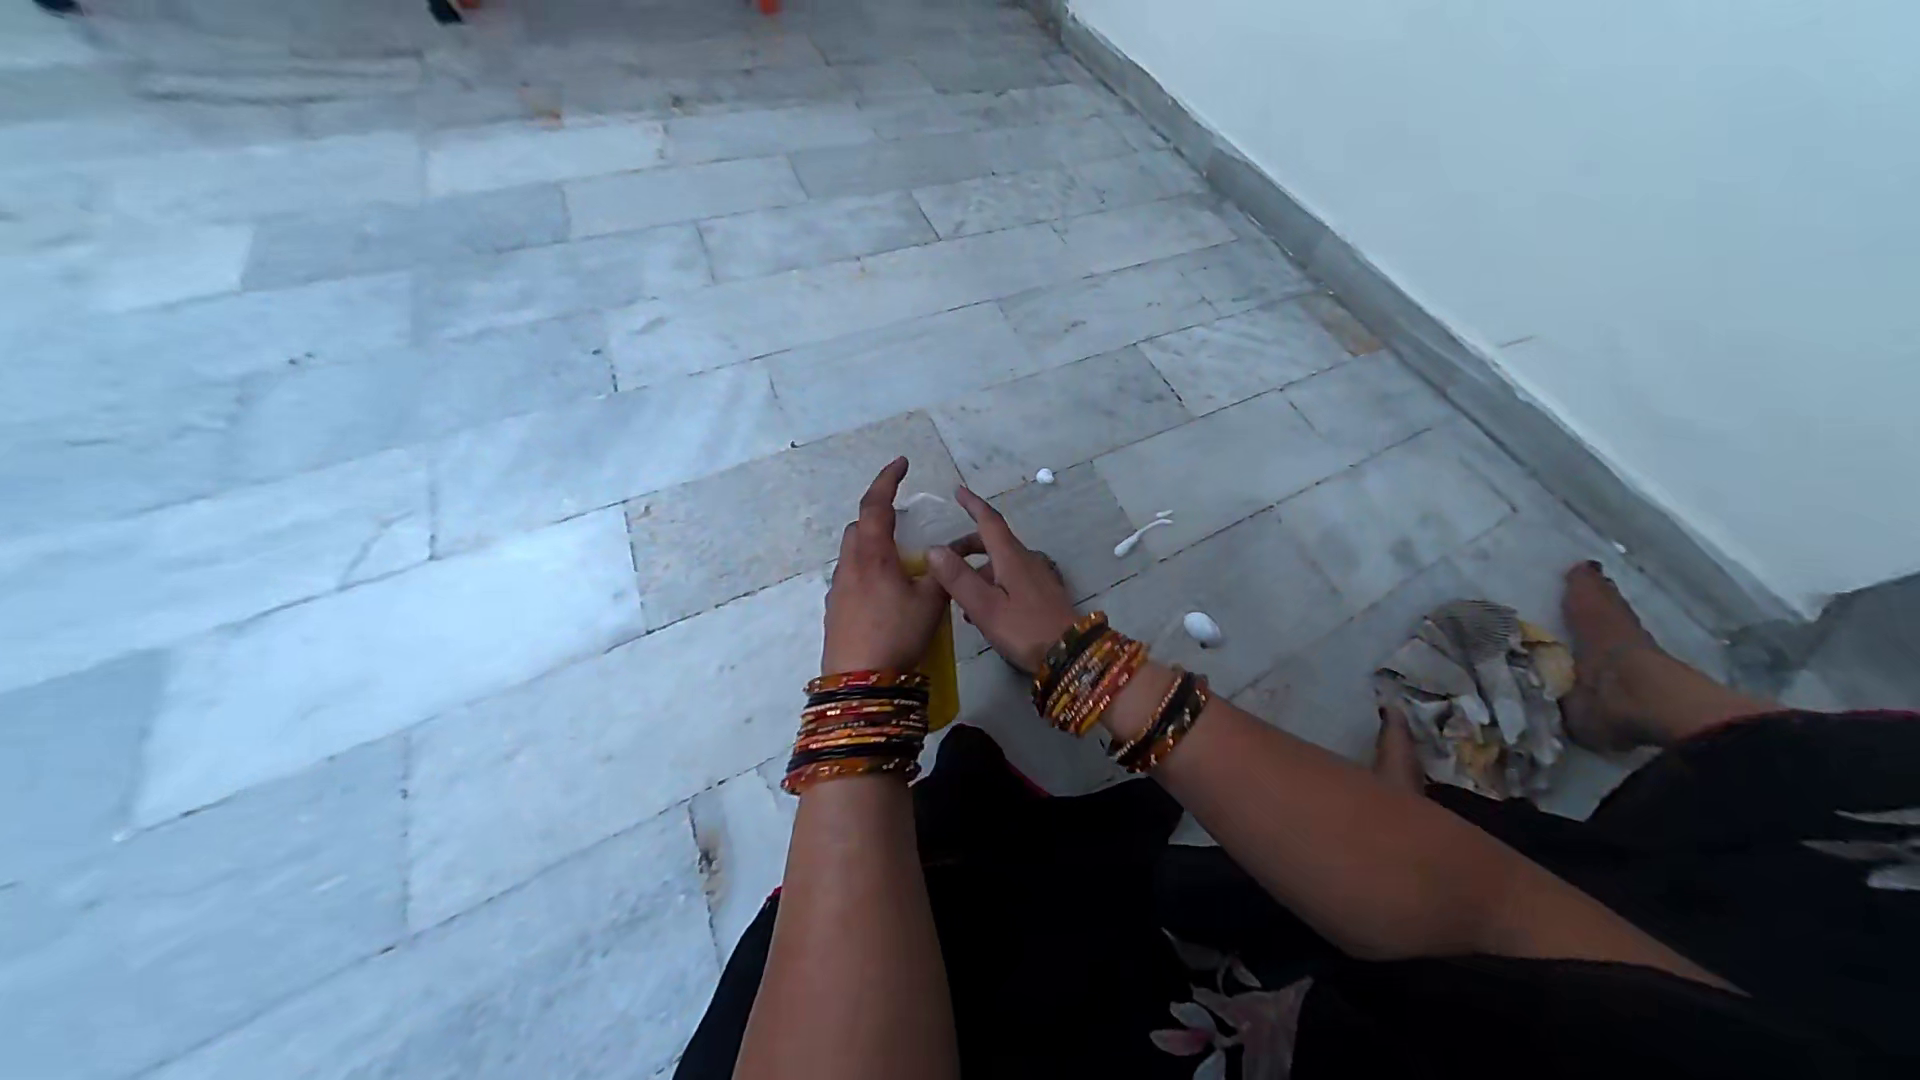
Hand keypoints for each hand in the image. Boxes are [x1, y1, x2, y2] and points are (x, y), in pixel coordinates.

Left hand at [821, 458, 951, 674]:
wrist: (859, 681)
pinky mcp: (834, 609)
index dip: (888, 479)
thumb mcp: (931, 603)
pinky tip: (886, 597)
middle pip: (859, 527)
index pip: (876, 504)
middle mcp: (849, 565)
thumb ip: (943, 574)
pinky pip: (851, 577)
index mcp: (872, 554)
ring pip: (853, 553)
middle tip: (905, 524)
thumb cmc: (896, 634)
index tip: (902, 462)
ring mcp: (837, 588)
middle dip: (880, 517)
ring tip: (900, 565)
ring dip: (873, 547)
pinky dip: (868, 572)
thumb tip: (948, 558)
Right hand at [924, 486, 1077, 673]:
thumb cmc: (1024, 629)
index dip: (973, 505)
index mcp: (1011, 557)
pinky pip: (1011, 577)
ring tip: (958, 594)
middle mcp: (1026, 560)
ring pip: (1001, 562)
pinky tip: (982, 609)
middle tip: (945, 558)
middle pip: (994, 541)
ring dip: (977, 569)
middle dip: (968, 544)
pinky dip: (991, 582)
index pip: (989, 522)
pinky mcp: (1042, 593)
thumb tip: (934, 549)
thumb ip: (958, 577)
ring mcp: (1037, 576)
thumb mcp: (984, 606)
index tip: (959, 491)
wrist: (1070, 653)